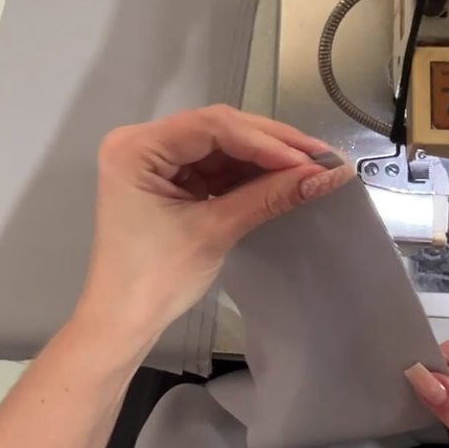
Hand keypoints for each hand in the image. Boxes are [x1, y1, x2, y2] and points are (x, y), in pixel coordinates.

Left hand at [76, 105, 355, 347]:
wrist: (123, 321)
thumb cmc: (155, 279)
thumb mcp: (214, 231)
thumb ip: (269, 196)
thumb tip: (325, 175)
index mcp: (135, 148)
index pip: (210, 126)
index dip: (264, 140)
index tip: (309, 158)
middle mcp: (140, 143)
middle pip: (216, 129)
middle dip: (269, 145)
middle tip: (321, 157)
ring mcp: (153, 161)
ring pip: (219, 146)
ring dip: (263, 158)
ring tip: (310, 167)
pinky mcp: (167, 180)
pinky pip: (213, 166)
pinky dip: (246, 173)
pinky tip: (281, 178)